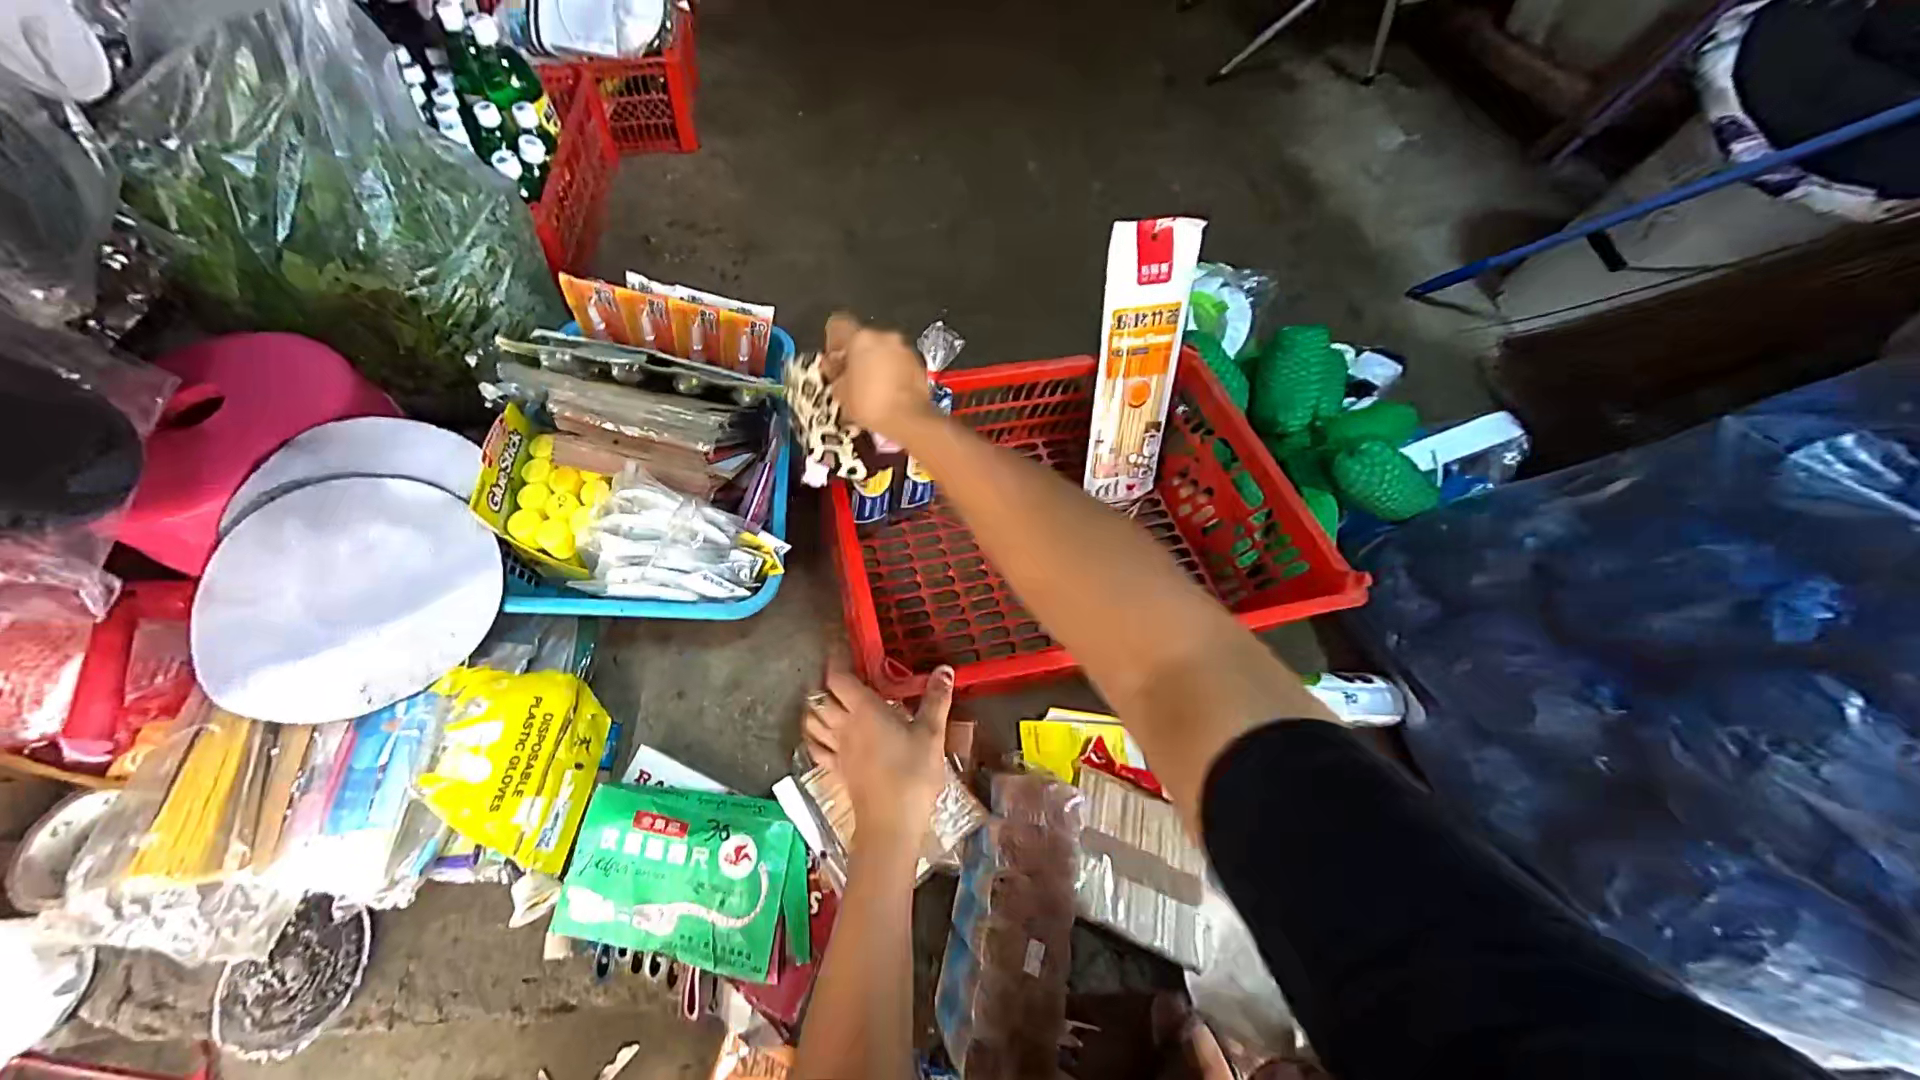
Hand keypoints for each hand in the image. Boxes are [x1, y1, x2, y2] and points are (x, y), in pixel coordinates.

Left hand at [803, 654, 954, 853]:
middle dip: (826, 683)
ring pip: (813, 721)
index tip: (841, 652)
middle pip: (822, 697)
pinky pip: (815, 748)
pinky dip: (813, 737)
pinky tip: (821, 735)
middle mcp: (843, 725)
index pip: (839, 678)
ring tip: (825, 700)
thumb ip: (936, 699)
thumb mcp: (931, 733)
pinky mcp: (835, 771)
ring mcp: (836, 750)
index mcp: (864, 710)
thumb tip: (944, 669)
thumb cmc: (912, 772)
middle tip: (838, 675)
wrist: (891, 822)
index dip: (836, 663)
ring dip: (815, 708)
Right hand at [822, 313, 937, 441]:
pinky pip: (899, 364)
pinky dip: (893, 374)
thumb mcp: (841, 393)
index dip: (833, 343)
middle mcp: (885, 337)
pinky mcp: (919, 364)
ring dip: (876, 366)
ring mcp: (905, 349)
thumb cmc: (870, 404)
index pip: (838, 325)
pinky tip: (887, 394)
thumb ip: (836, 376)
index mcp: (861, 337)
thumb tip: (838, 373)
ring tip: (871, 391)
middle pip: (864, 341)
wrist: (908, 419)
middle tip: (852, 380)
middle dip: (857, 358)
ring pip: (884, 352)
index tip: (834, 361)